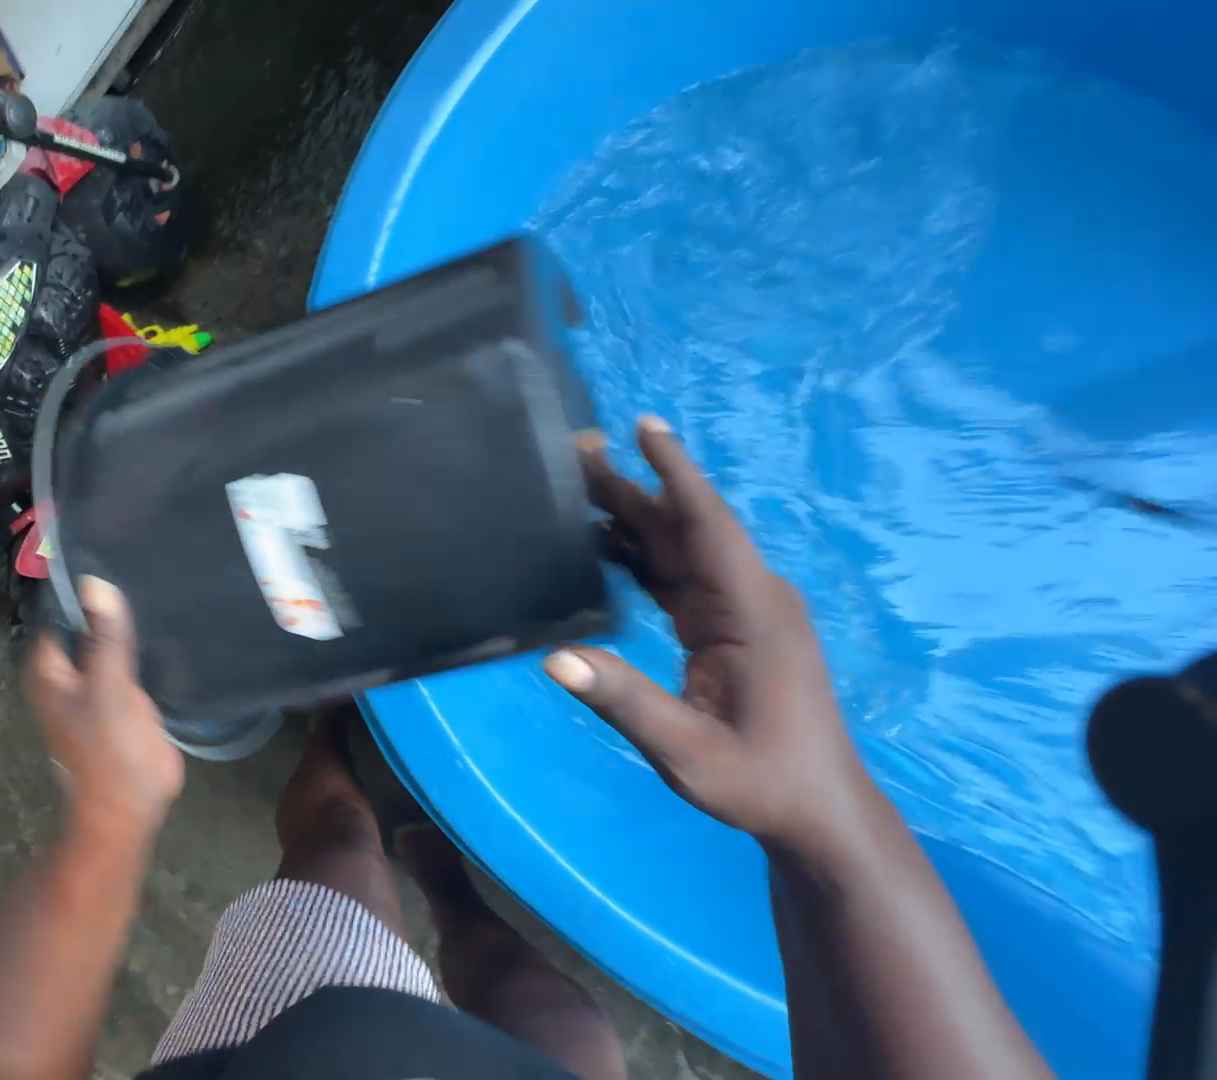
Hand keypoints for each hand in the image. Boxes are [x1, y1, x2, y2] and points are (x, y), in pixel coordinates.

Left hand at [24, 577, 184, 842]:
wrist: (129, 808)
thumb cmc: (110, 751)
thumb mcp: (109, 689)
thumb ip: (106, 637)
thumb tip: (95, 582)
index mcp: (49, 668)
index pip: (60, 610)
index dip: (83, 584)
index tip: (115, 550)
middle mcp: (67, 672)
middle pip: (87, 623)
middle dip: (110, 600)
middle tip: (145, 560)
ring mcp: (95, 684)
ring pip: (109, 639)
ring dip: (128, 622)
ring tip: (159, 581)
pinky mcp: (121, 696)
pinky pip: (128, 659)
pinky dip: (142, 644)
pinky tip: (167, 623)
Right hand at [544, 416, 881, 857]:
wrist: (816, 813)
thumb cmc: (760, 780)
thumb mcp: (687, 751)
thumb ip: (624, 702)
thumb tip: (555, 657)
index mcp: (751, 611)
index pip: (708, 526)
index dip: (676, 474)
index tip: (646, 426)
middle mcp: (748, 596)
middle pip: (684, 526)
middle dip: (634, 486)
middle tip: (578, 451)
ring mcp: (739, 609)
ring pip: (679, 546)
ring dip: (632, 516)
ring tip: (577, 487)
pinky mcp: (726, 626)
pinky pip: (677, 574)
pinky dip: (639, 555)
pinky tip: (601, 546)